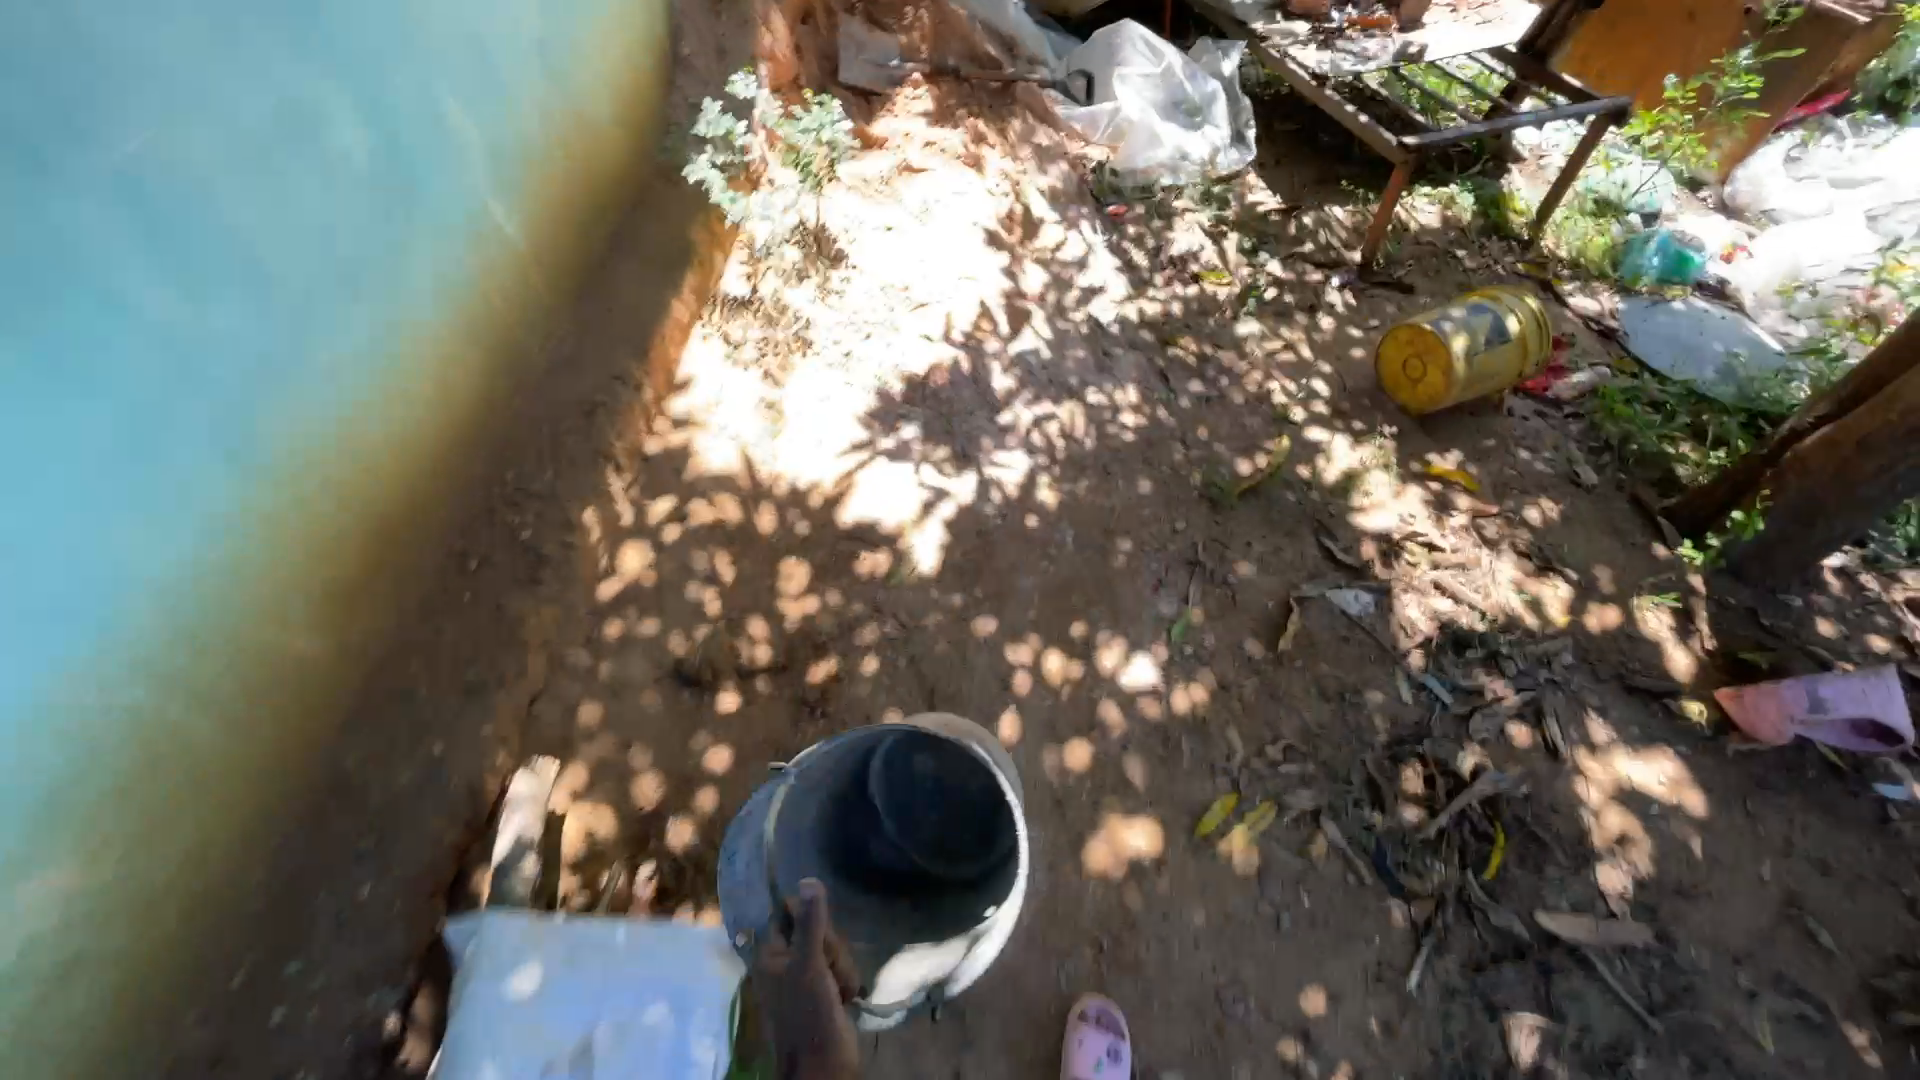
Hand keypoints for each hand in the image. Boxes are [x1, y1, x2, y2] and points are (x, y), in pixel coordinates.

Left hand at [753, 878, 860, 1079]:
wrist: (824, 1067)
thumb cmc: (809, 1015)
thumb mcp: (809, 965)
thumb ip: (811, 923)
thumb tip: (809, 879)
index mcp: (770, 954)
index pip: (791, 913)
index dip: (811, 920)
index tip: (820, 937)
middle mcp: (784, 962)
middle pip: (816, 930)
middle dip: (832, 948)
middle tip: (829, 970)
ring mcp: (804, 978)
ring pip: (831, 949)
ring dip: (842, 967)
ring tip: (839, 990)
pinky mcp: (822, 991)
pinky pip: (838, 968)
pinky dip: (845, 980)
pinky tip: (846, 997)